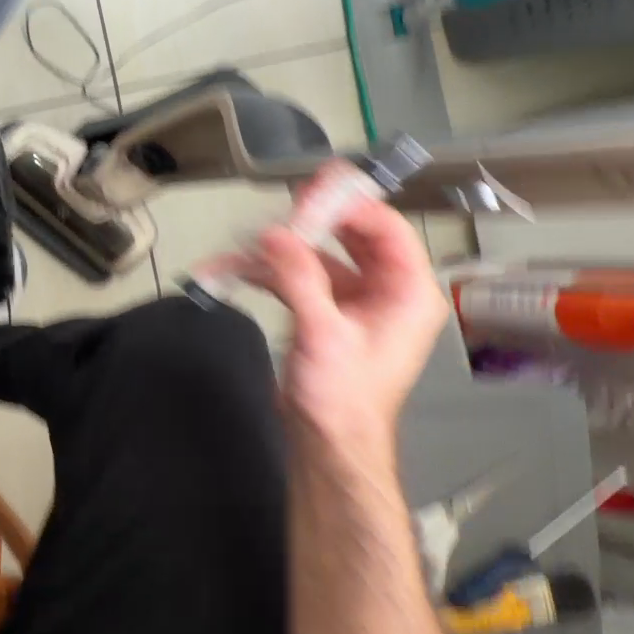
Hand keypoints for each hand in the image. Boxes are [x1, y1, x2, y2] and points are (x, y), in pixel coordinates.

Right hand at [245, 162, 448, 453]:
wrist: (327, 441)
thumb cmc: (341, 395)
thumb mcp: (323, 334)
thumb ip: (299, 279)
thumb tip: (273, 234)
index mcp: (407, 293)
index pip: (385, 230)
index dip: (349, 206)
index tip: (308, 192)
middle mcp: (384, 290)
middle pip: (352, 237)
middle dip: (313, 220)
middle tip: (281, 201)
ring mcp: (352, 301)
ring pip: (315, 256)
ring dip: (274, 252)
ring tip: (238, 248)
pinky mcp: (321, 314)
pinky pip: (293, 279)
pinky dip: (262, 273)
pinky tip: (226, 271)